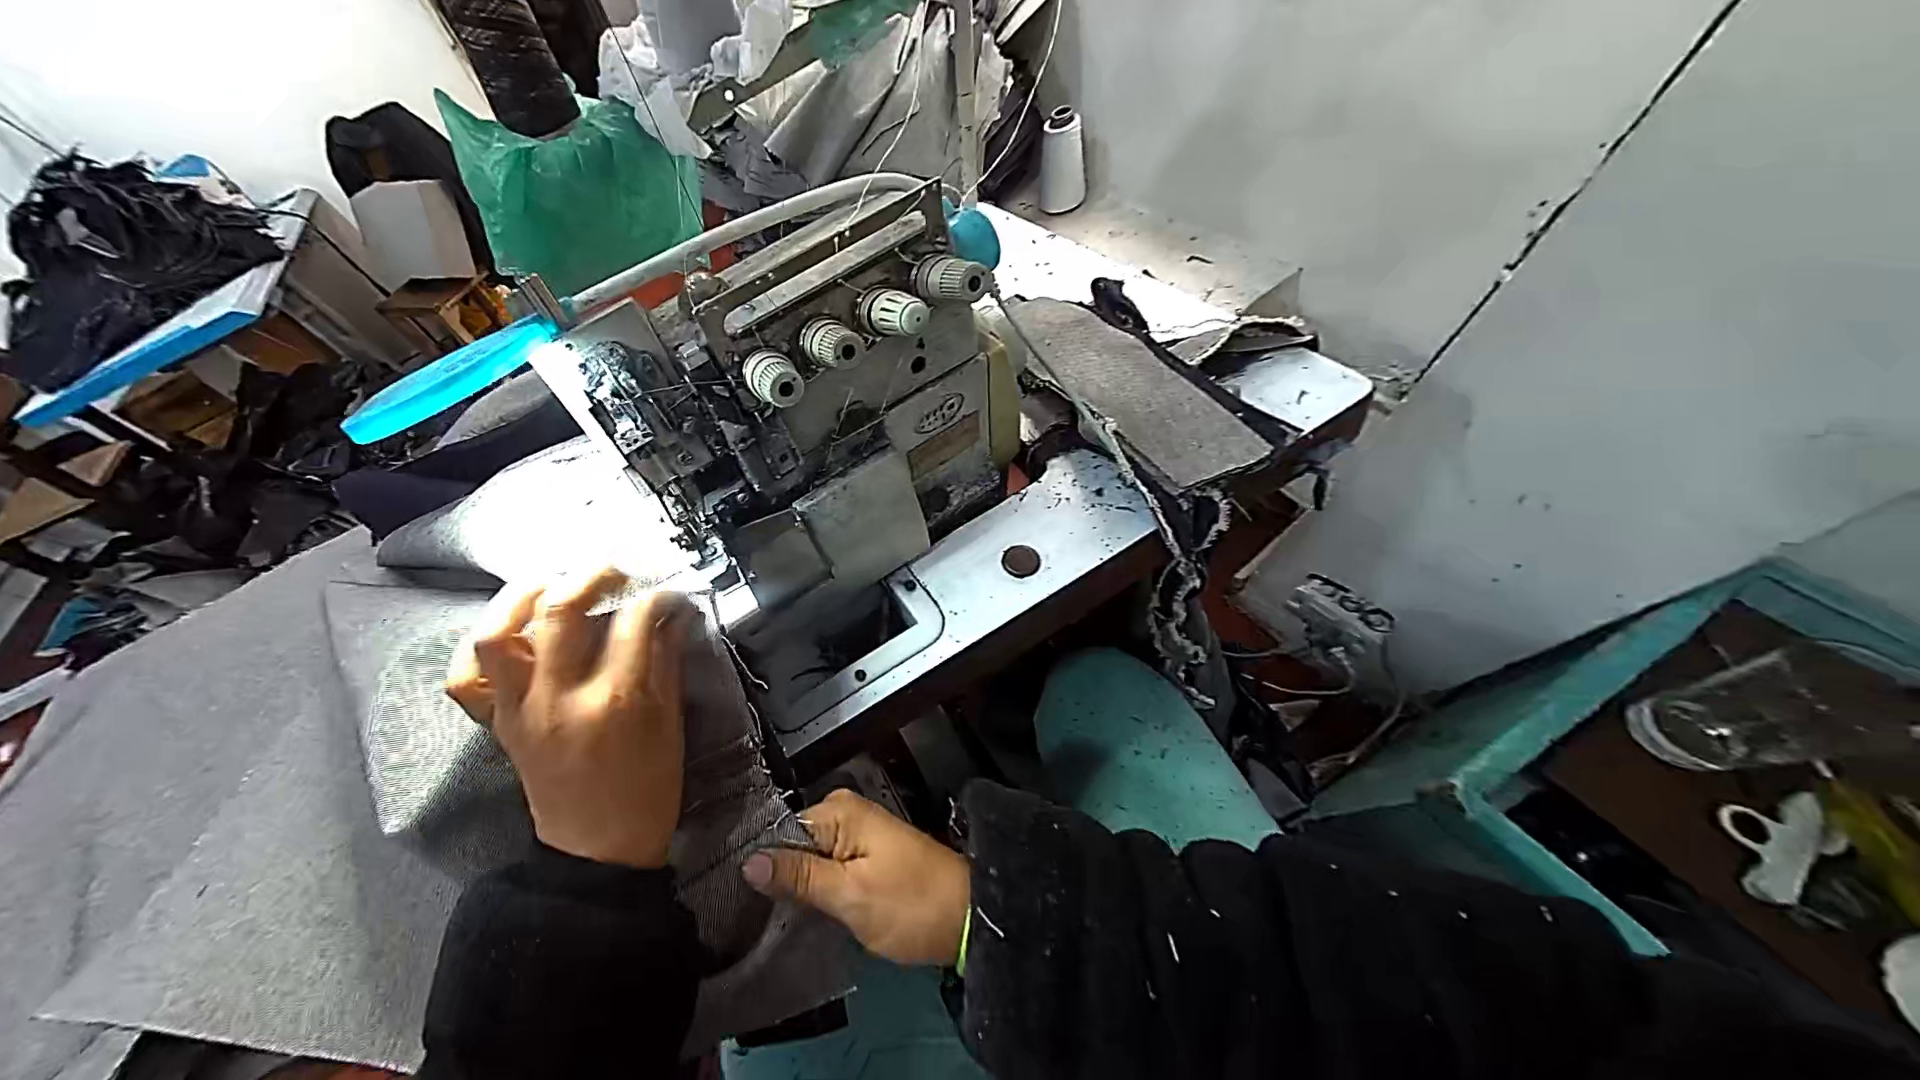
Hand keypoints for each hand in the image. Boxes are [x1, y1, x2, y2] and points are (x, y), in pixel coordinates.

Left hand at [446, 568, 697, 869]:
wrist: (596, 847)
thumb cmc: (647, 787)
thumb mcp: (669, 722)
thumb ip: (666, 662)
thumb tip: (670, 616)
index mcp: (616, 699)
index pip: (634, 621)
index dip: (655, 596)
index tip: (666, 592)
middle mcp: (559, 697)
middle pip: (560, 611)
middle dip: (592, 576)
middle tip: (614, 570)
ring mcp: (520, 709)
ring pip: (497, 634)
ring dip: (523, 595)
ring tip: (552, 582)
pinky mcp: (498, 723)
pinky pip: (467, 678)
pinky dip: (482, 648)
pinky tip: (512, 631)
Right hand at [742, 789, 969, 965]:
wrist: (965, 917)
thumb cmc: (910, 904)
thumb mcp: (849, 894)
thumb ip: (799, 876)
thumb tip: (747, 862)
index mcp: (839, 811)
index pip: (780, 832)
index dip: (761, 865)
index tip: (736, 898)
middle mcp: (845, 814)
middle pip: (791, 846)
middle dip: (777, 878)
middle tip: (750, 917)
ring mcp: (855, 836)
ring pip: (807, 862)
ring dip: (794, 888)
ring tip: (769, 920)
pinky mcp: (863, 859)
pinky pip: (825, 870)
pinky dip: (814, 890)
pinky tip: (798, 914)